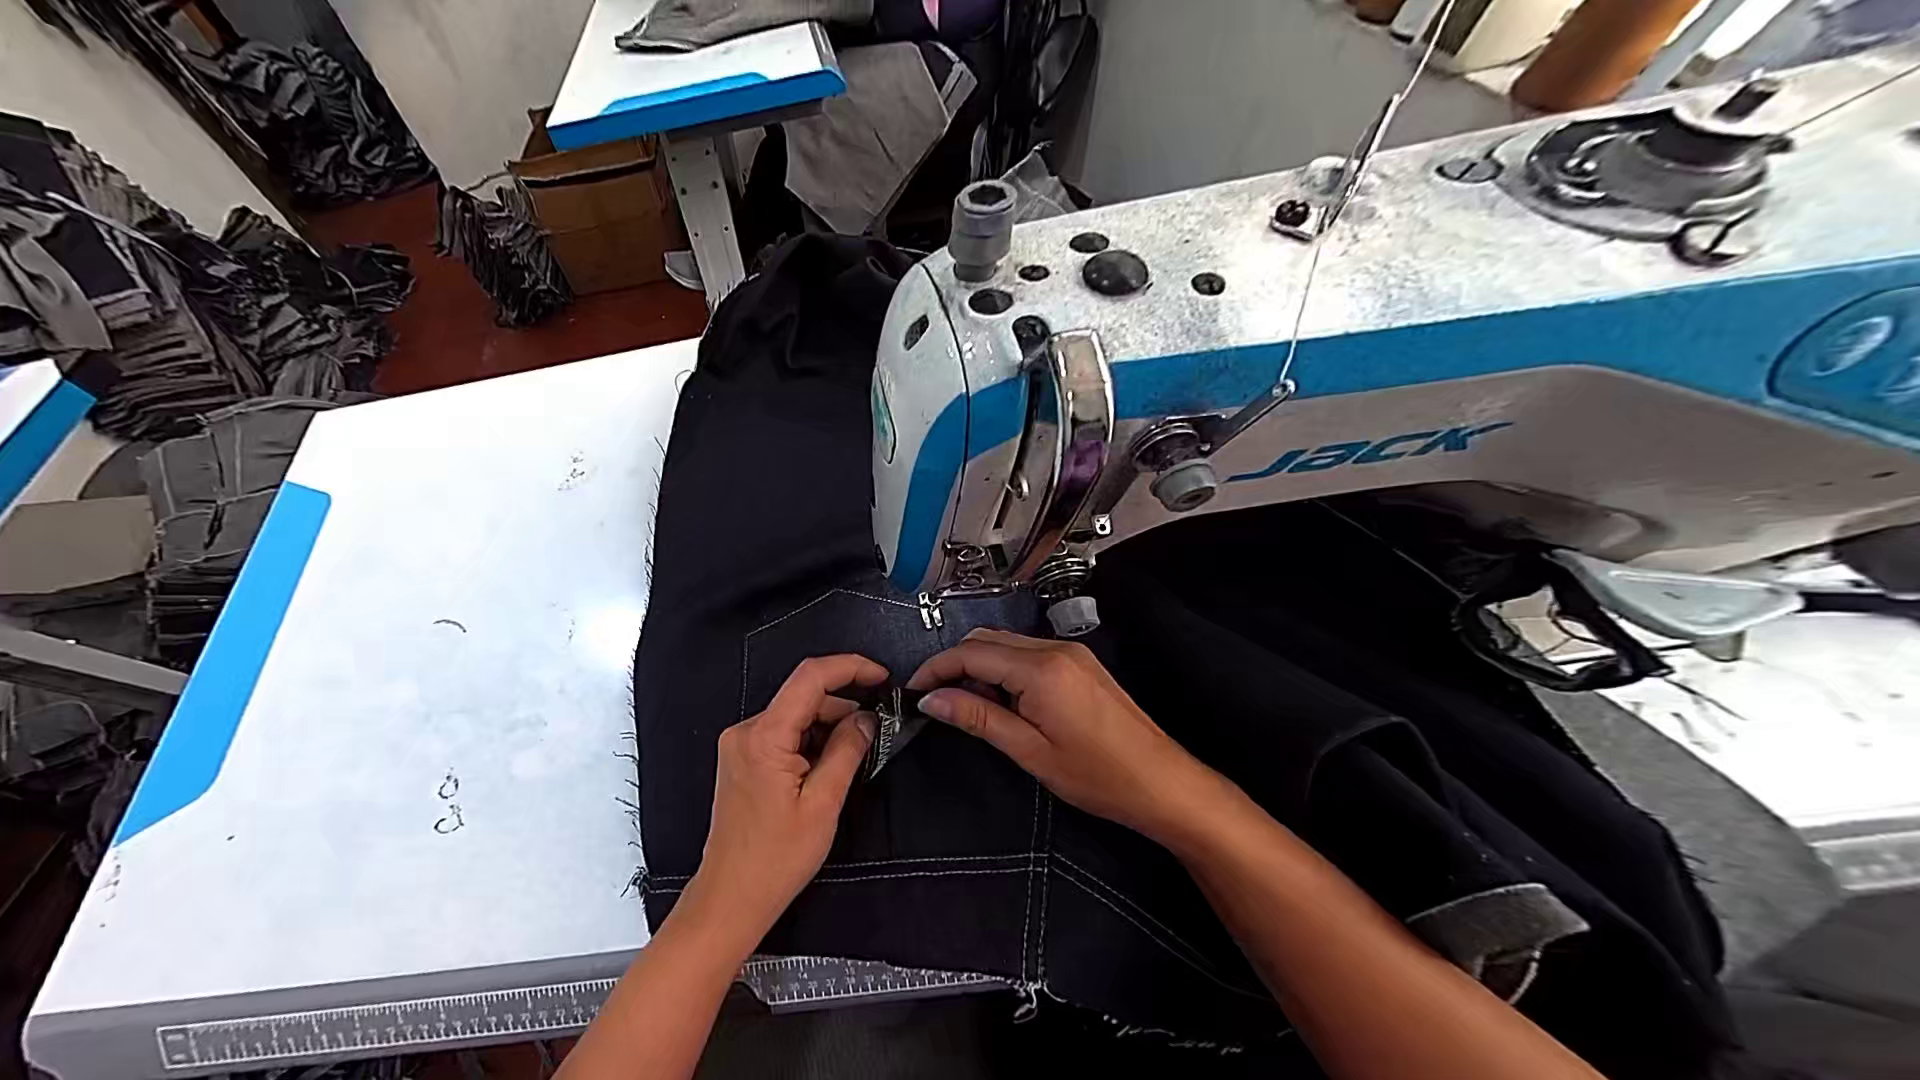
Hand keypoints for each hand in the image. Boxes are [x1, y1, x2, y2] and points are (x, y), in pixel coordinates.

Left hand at [682, 654, 886, 950]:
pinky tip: (828, 765)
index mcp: (764, 737)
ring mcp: (740, 744)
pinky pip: (784, 731)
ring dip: (829, 725)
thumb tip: (867, 717)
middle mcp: (745, 731)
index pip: (810, 677)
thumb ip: (847, 750)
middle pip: (804, 695)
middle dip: (844, 705)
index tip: (881, 677)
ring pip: (796, 713)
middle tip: (876, 729)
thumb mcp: (824, 803)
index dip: (850, 667)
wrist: (730, 899)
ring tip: (854, 755)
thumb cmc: (776, 859)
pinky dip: (811, 739)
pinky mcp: (742, 757)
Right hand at [907, 629, 1226, 844]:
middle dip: (956, 665)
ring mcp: (1071, 652)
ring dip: (982, 668)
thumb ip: (979, 718)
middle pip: (987, 640)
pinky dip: (1007, 670)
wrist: (1162, 781)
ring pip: (1008, 644)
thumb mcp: (1030, 752)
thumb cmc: (1097, 775)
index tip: (913, 692)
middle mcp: (1054, 649)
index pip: (972, 653)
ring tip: (974, 709)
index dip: (936, 668)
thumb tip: (932, 700)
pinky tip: (1007, 702)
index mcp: (1040, 669)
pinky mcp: (1081, 662)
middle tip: (940, 703)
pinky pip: (1029, 653)